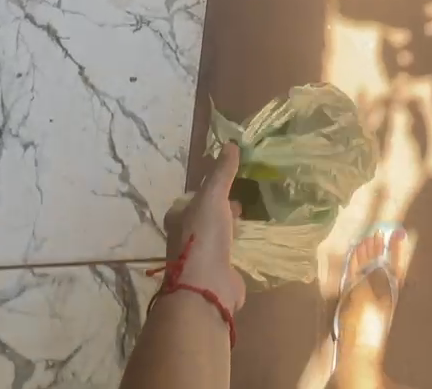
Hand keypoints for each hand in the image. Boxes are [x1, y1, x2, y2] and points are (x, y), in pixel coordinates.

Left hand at [167, 142, 246, 313]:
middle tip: (240, 204)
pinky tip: (252, 244)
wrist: (205, 287)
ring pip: (216, 238)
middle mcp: (185, 239)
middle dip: (221, 211)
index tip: (227, 187)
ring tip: (249, 222)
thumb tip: (230, 143)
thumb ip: (222, 172)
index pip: (190, 200)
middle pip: (204, 219)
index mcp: (178, 219)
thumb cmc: (203, 237)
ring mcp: (201, 260)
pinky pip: (229, 257)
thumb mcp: (212, 196)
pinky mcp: (218, 276)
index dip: (208, 192)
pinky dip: (239, 250)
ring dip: (231, 231)